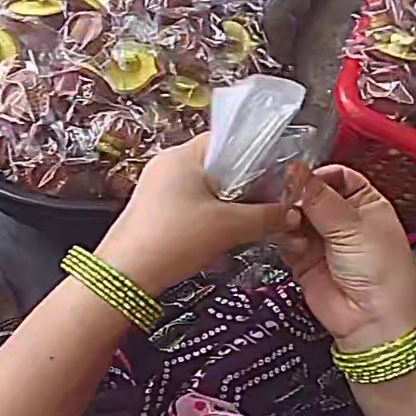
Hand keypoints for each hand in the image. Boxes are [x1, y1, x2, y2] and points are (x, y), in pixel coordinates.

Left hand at [95, 134, 294, 293]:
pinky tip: (223, 236)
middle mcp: (168, 166)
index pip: (230, 139)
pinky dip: (212, 218)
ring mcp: (159, 190)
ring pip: (207, 189)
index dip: (259, 155)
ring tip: (248, 223)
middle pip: (220, 166)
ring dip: (230, 206)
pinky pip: (193, 206)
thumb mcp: (228, 227)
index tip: (278, 175)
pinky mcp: (156, 212)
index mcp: (182, 155)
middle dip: (247, 186)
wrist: (126, 276)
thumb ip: (266, 217)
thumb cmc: (168, 241)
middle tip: (268, 203)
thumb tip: (289, 214)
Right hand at [278, 165, 415, 351]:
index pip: (335, 176)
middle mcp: (340, 218)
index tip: (296, 177)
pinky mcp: (301, 258)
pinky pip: (284, 239)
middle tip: (284, 200)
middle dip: (296, 197)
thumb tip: (295, 170)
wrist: (372, 322)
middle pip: (309, 195)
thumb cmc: (379, 270)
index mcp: (364, 203)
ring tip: (289, 225)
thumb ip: (319, 199)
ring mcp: (319, 239)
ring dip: (288, 218)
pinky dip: (284, 238)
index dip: (316, 175)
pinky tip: (293, 245)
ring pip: (293, 216)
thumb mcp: (353, 228)